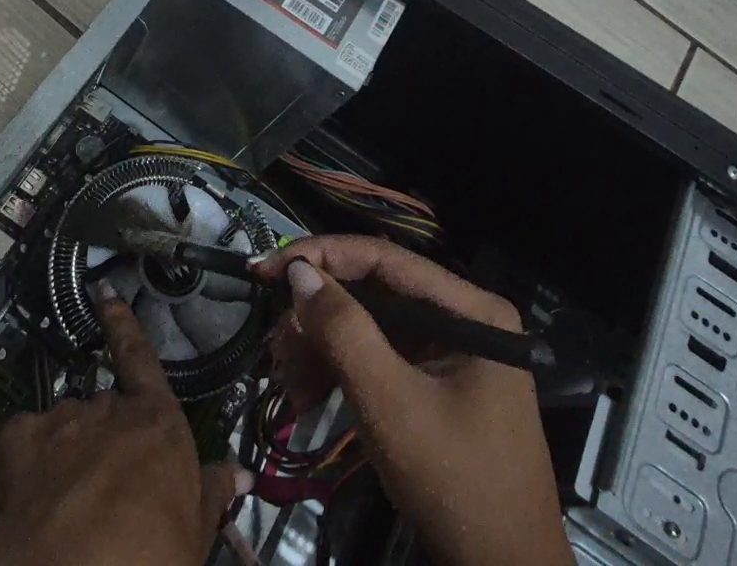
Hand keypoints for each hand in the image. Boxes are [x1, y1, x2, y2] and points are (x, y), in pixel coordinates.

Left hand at [0, 281, 248, 565]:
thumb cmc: (151, 552)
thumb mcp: (195, 531)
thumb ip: (210, 493)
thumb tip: (240, 473)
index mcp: (155, 422)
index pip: (140, 360)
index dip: (123, 325)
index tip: (104, 292)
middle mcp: (106, 407)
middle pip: (106, 411)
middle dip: (105, 440)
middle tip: (107, 489)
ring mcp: (59, 418)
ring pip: (65, 425)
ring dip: (68, 451)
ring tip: (67, 502)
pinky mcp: (16, 438)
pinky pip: (24, 439)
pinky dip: (28, 459)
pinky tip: (31, 492)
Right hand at [255, 236, 573, 565]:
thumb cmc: (455, 480)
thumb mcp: (390, 402)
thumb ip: (343, 330)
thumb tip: (298, 271)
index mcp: (471, 310)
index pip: (382, 258)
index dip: (318, 255)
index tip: (264, 268)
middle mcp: (463, 318)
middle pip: (371, 292)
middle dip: (316, 317)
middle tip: (274, 343)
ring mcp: (449, 350)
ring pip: (366, 325)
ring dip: (320, 349)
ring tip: (286, 381)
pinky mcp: (432, 379)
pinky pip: (375, 356)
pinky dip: (337, 371)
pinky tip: (306, 396)